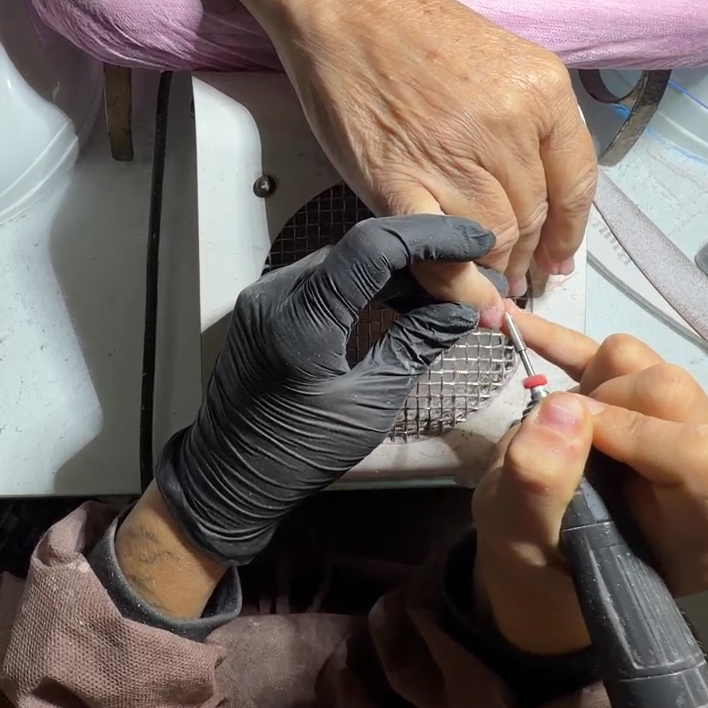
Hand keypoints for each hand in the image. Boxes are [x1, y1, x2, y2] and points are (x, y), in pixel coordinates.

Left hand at [156, 215, 496, 563]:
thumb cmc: (298, 452)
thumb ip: (415, 346)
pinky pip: (327, 278)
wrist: (229, 471)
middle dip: (424, 253)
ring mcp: (269, 294)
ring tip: (452, 285)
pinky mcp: (269, 303)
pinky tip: (408, 295)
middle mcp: (278, 292)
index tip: (477, 242)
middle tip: (478, 272)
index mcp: (302, 321)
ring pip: (345, 259)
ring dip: (399, 268)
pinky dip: (369, 282)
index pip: (371, 247)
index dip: (430, 236)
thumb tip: (464, 308)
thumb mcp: (368, 405)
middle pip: (360, 248)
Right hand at [276, 0, 596, 304]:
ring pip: (492, 240)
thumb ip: (523, 125)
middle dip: (524, 258)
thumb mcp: (499, 61)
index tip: (557, 259)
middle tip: (511, 276)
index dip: (568, 235)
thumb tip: (526, 197)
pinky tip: (457, 290)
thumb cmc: (411, 28)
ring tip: (480, 278)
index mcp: (542, 92)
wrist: (342, 9)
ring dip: (489, 268)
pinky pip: (439, 251)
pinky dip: (453, 282)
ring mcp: (453, 157)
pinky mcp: (397, 181)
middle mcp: (508, 127)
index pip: (577, 186)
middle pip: (532, 218)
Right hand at [471, 309, 707, 655]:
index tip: (567, 438)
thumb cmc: (538, 568)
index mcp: (701, 533)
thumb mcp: (521, 541)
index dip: (629, 431)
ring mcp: (672, 433)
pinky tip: (511, 323)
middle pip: (676, 393)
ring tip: (554, 412)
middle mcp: (706, 478)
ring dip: (590, 376)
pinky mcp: (633, 405)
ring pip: (647, 364)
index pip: (698, 453)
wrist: (535, 563)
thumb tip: (563, 406)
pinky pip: (606, 352)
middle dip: (604, 398)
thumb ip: (540, 487)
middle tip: (557, 428)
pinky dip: (555, 339)